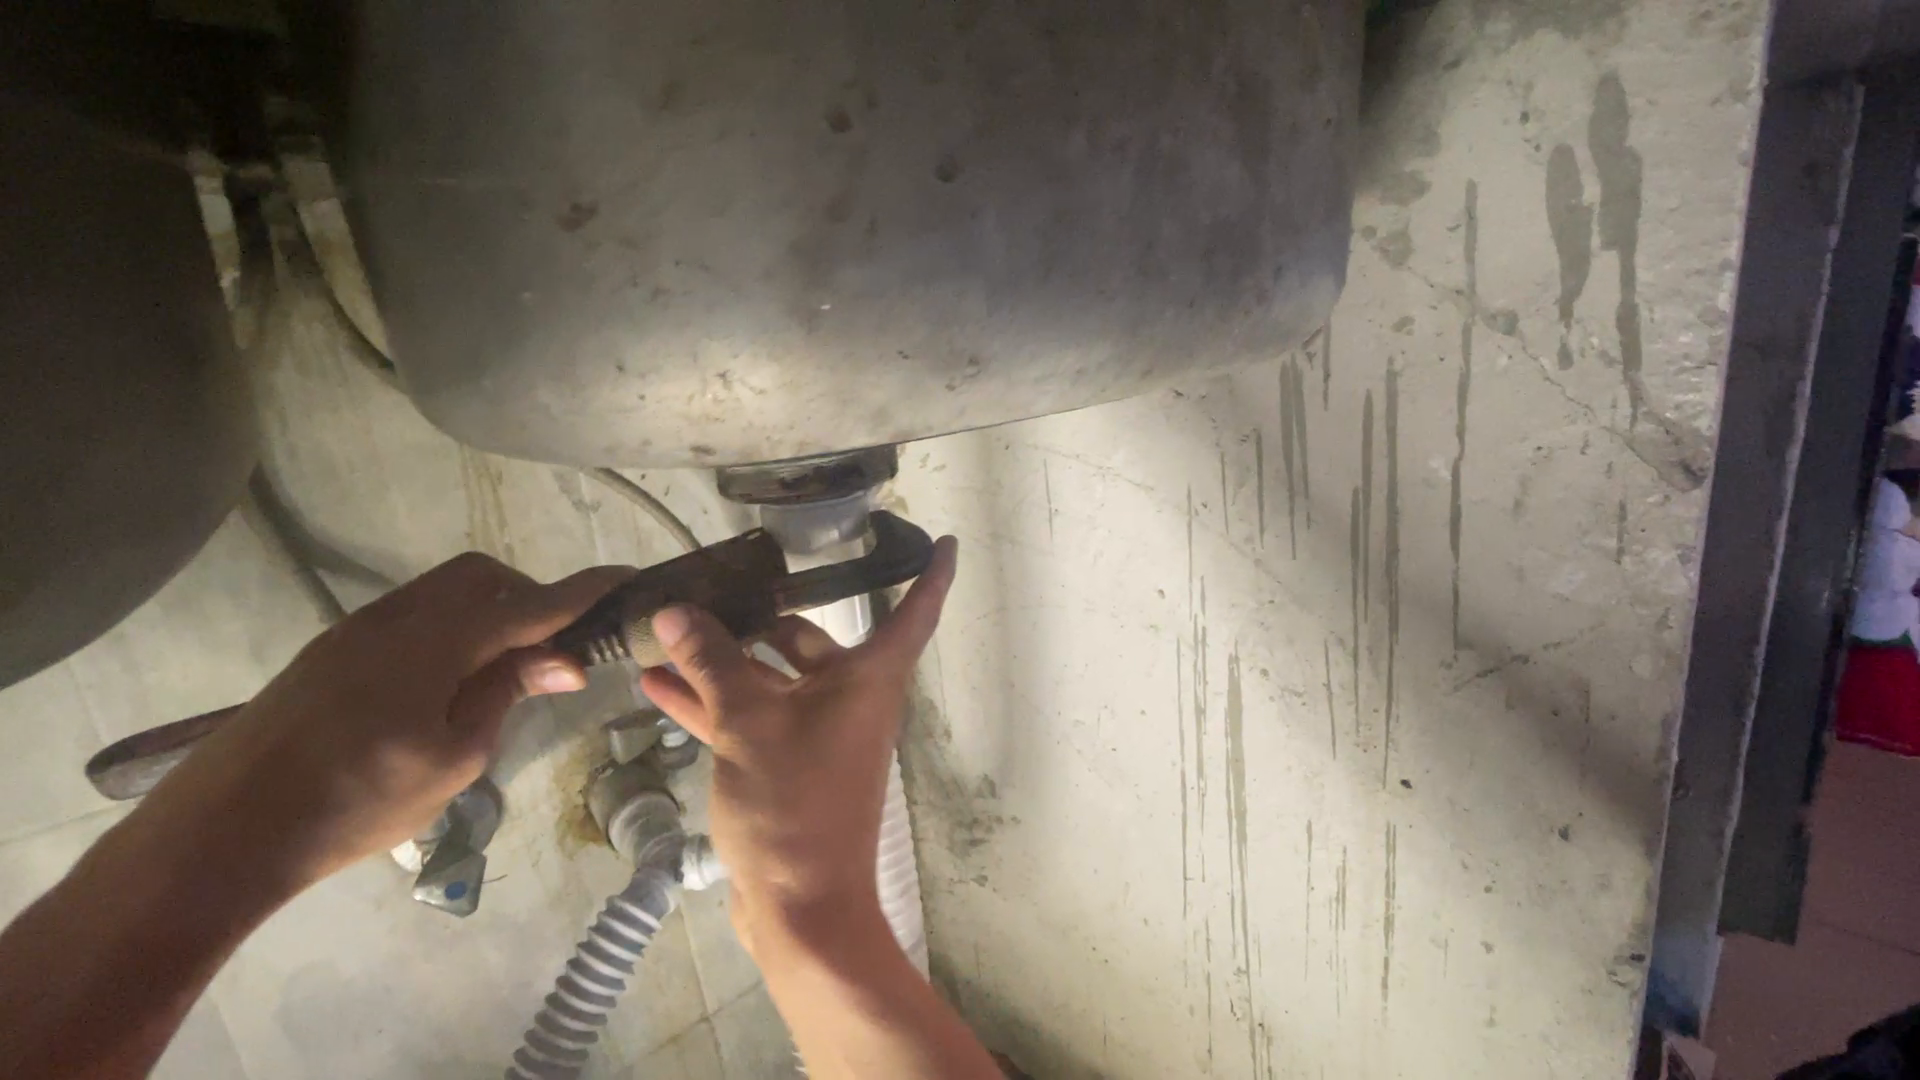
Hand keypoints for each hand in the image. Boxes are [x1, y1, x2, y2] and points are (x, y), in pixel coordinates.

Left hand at [137, 552, 631, 891]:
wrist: (219, 835)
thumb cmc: (355, 804)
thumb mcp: (455, 757)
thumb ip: (507, 692)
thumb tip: (564, 658)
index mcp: (435, 643)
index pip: (531, 604)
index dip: (585, 591)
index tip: (630, 580)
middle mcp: (398, 618)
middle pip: (482, 576)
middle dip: (529, 596)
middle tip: (552, 648)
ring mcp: (360, 629)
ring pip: (445, 590)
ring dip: (489, 611)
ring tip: (505, 667)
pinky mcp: (336, 648)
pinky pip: (415, 613)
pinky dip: (453, 627)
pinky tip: (452, 679)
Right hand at [639, 536, 957, 951]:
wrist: (800, 907)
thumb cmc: (792, 802)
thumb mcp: (746, 722)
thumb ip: (712, 663)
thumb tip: (676, 611)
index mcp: (869, 679)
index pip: (913, 612)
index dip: (932, 574)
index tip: (946, 540)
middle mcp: (851, 698)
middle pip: (808, 641)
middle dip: (758, 619)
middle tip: (707, 588)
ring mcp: (816, 734)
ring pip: (769, 681)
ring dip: (720, 662)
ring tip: (664, 631)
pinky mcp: (786, 766)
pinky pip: (750, 718)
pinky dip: (711, 703)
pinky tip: (657, 684)